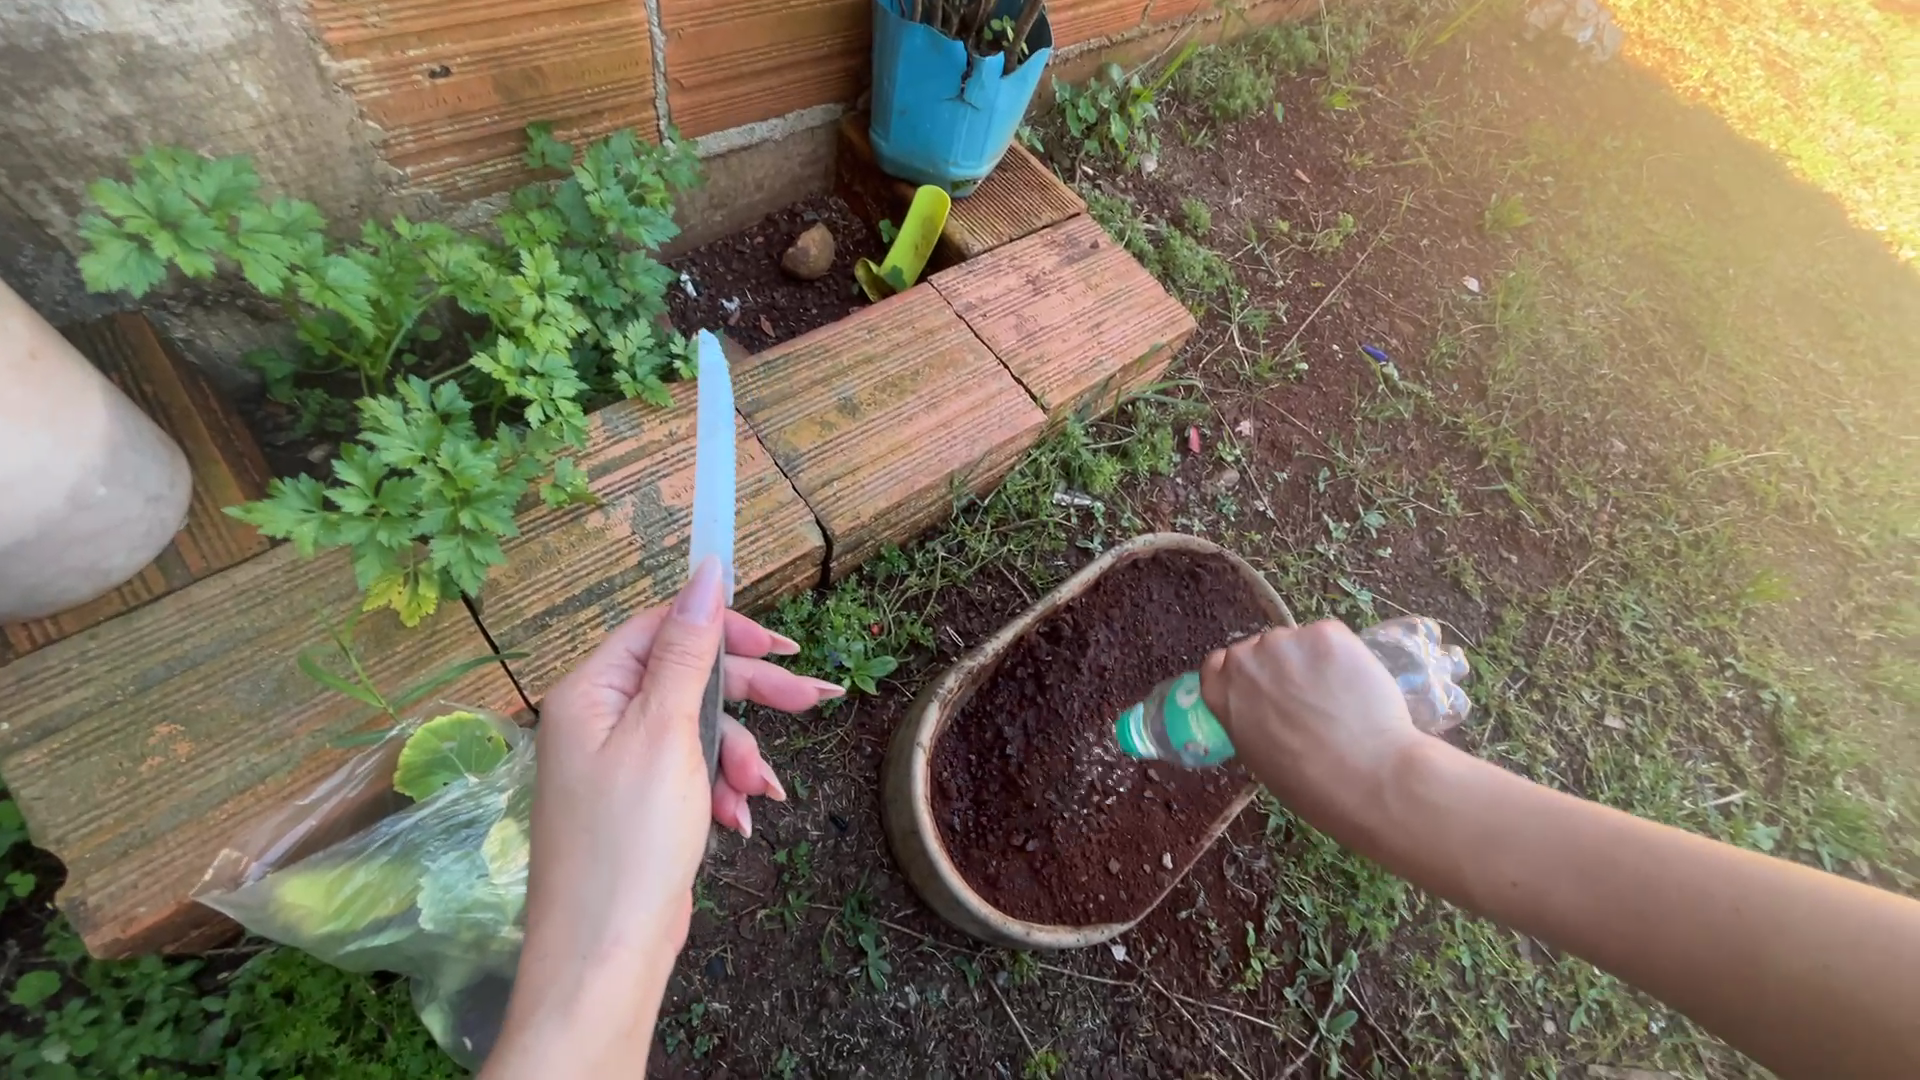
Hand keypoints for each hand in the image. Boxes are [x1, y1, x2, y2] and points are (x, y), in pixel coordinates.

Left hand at [485, 556, 841, 1076]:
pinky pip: (695, 767)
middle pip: (692, 677)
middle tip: (815, 701)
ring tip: (760, 792)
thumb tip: (706, 570)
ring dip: (740, 755)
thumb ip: (690, 650)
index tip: (782, 646)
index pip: (665, 628)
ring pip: (702, 726)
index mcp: (593, 690)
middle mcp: (602, 717)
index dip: (725, 629)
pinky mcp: (645, 796)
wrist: (607, 957)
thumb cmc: (632, 837)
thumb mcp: (669, 731)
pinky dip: (723, 786)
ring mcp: (624, 759)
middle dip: (753, 697)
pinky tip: (740, 817)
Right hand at [1198, 620, 1425, 839]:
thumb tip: (1266, 705)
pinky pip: (1332, 638)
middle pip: (1262, 648)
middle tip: (1311, 696)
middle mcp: (1243, 658)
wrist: (1363, 779)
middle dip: (1283, 665)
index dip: (1248, 673)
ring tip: (1340, 696)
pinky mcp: (1325, 633)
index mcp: (1220, 689)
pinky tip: (1357, 686)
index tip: (1267, 687)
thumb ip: (1247, 715)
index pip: (1221, 662)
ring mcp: (1283, 641)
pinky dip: (1345, 656)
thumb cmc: (1306, 783)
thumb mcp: (1254, 752)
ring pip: (1299, 642)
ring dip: (1314, 660)